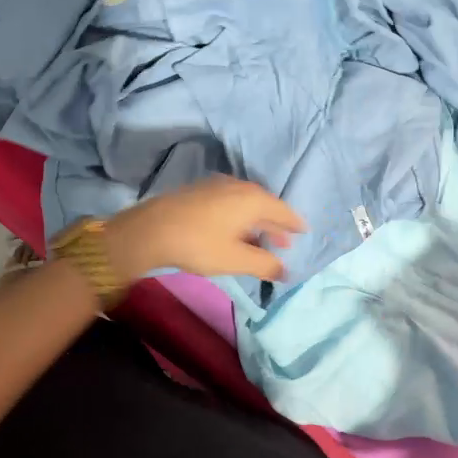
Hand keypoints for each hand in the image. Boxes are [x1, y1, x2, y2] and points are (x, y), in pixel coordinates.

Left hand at [101, 177, 304, 280]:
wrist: (153, 228)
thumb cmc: (200, 244)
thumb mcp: (236, 259)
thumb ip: (264, 264)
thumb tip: (285, 270)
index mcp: (251, 199)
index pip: (281, 209)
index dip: (293, 222)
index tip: (304, 231)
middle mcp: (237, 187)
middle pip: (264, 204)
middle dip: (275, 223)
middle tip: (285, 241)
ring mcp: (217, 187)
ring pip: (246, 203)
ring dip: (257, 221)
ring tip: (263, 240)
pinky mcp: (200, 192)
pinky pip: (231, 202)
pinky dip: (241, 217)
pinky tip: (237, 233)